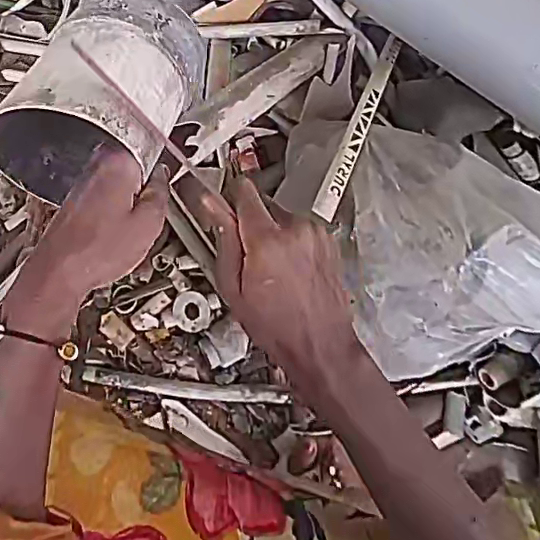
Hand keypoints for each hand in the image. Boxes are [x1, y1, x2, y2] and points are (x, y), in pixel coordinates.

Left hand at [3, 147, 167, 337]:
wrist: (58, 271)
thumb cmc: (95, 251)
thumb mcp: (148, 225)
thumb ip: (161, 194)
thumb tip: (162, 179)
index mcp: (118, 162)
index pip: (152, 151)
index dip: (163, 172)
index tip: (166, 186)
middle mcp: (97, 165)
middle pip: (136, 170)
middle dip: (144, 192)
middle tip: (148, 217)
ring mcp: (84, 181)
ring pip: (120, 187)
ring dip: (128, 205)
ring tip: (128, 233)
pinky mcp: (76, 198)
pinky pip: (105, 200)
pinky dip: (112, 215)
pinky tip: (112, 238)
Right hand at [176, 172, 363, 387]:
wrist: (321, 347)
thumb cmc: (278, 327)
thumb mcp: (233, 288)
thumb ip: (223, 239)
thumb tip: (212, 208)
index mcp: (268, 240)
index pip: (243, 192)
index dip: (228, 199)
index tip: (223, 208)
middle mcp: (296, 229)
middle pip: (262, 203)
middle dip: (250, 222)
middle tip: (246, 255)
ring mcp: (316, 234)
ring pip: (281, 215)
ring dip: (271, 233)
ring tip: (269, 267)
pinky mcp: (327, 240)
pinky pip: (299, 228)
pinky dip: (290, 241)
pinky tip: (287, 269)